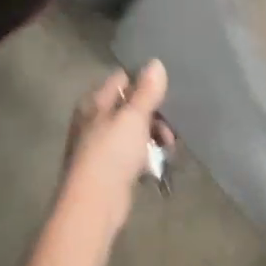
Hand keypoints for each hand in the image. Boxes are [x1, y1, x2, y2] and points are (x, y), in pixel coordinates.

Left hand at [60, 60, 168, 237]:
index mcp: (95, 103)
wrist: (94, 203)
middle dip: (155, 114)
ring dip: (155, 135)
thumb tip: (155, 62)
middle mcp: (95, 120)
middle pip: (132, 105)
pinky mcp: (110, 167)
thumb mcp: (133, 117)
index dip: (145, 83)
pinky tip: (159, 161)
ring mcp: (101, 144)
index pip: (123, 79)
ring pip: (136, 129)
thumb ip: (146, 91)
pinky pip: (134, 151)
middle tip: (171, 127)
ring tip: (169, 147)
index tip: (166, 94)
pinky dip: (147, 153)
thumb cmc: (112, 153)